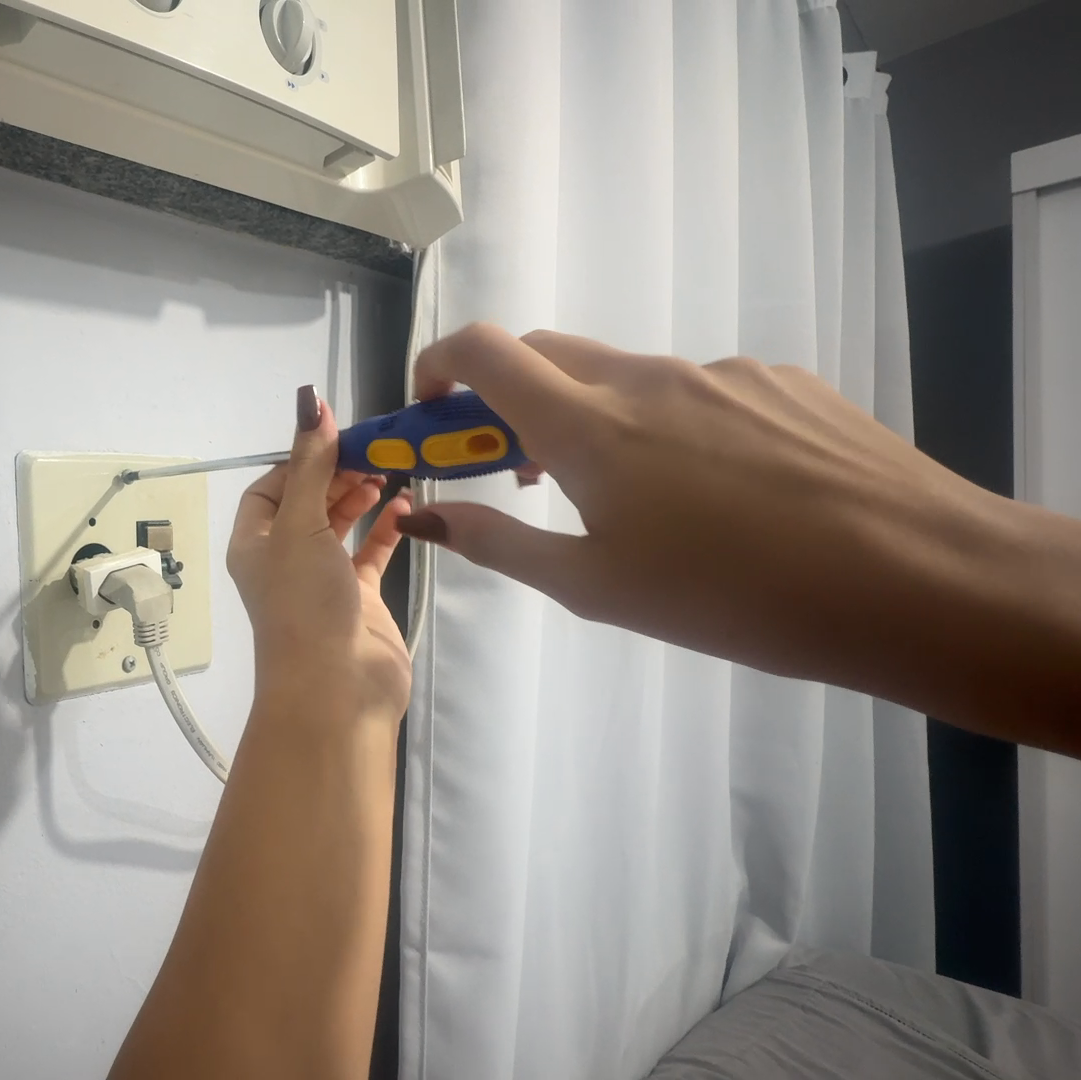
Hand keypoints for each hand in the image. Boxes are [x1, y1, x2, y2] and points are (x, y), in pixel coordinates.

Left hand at [228, 386, 412, 728]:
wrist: (336, 690)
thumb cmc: (304, 603)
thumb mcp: (300, 526)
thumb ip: (311, 466)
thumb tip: (310, 401)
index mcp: (254, 543)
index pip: (269, 488)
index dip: (299, 461)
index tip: (336, 440)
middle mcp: (283, 559)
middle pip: (307, 502)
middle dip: (336, 475)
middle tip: (374, 451)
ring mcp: (322, 579)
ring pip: (340, 526)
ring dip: (361, 498)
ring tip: (390, 472)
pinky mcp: (358, 598)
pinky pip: (371, 553)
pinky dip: (387, 530)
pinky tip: (407, 507)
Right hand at [393, 323, 1077, 721]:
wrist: (928, 586)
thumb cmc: (732, 597)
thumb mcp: (591, 585)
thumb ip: (497, 540)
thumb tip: (426, 517)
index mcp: (588, 426)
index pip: (483, 351)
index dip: (437, 364)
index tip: (431, 410)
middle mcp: (645, 378)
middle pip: (540, 352)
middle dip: (500, 397)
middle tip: (511, 465)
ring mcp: (717, 372)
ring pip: (614, 373)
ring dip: (580, 415)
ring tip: (617, 493)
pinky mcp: (777, 381)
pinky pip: (686, 388)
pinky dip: (655, 422)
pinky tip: (703, 489)